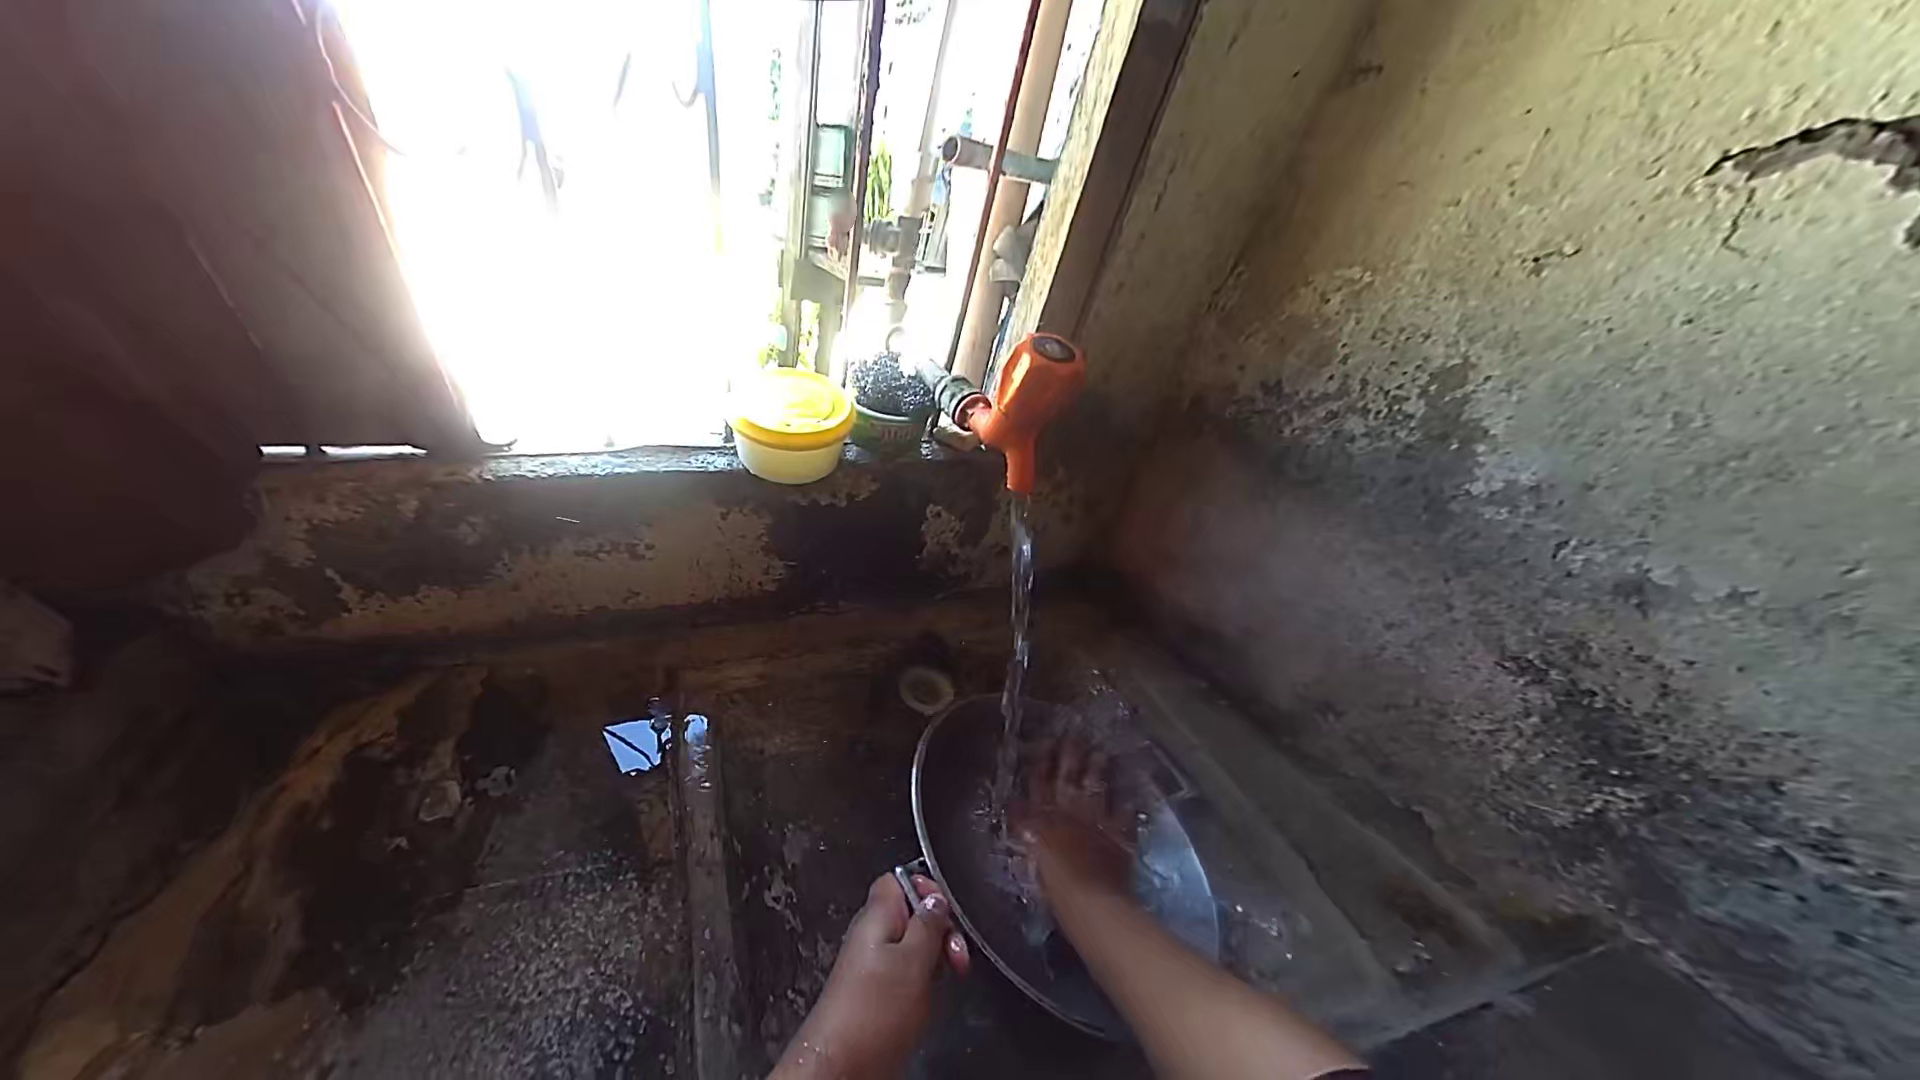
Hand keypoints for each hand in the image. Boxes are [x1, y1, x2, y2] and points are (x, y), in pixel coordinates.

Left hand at [772, 873, 968, 1079]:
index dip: (928, 888)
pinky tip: (928, 1001)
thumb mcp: (913, 960)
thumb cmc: (876, 1010)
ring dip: (935, 960)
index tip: (947, 914)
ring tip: (946, 980)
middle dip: (940, 931)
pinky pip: (906, 974)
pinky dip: (922, 983)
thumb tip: (937, 899)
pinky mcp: (875, 994)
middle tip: (956, 957)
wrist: (838, 1069)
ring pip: (913, 946)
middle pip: (913, 914)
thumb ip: (929, 924)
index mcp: (877, 914)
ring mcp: (872, 965)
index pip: (900, 879)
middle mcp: (872, 934)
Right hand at [1012, 736, 1135, 902]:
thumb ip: (1024, 826)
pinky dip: (1125, 804)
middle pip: (1069, 779)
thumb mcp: (1029, 852)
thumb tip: (1015, 804)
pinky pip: (1123, 814)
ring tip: (1101, 752)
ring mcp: (1097, 820)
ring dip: (1099, 771)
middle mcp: (1071, 812)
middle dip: (1070, 757)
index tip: (1045, 746)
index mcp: (1046, 817)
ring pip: (1097, 788)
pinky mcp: (1119, 835)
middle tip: (1073, 737)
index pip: (1040, 784)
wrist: (1090, 899)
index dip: (1042, 764)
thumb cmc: (1052, 883)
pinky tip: (1128, 795)